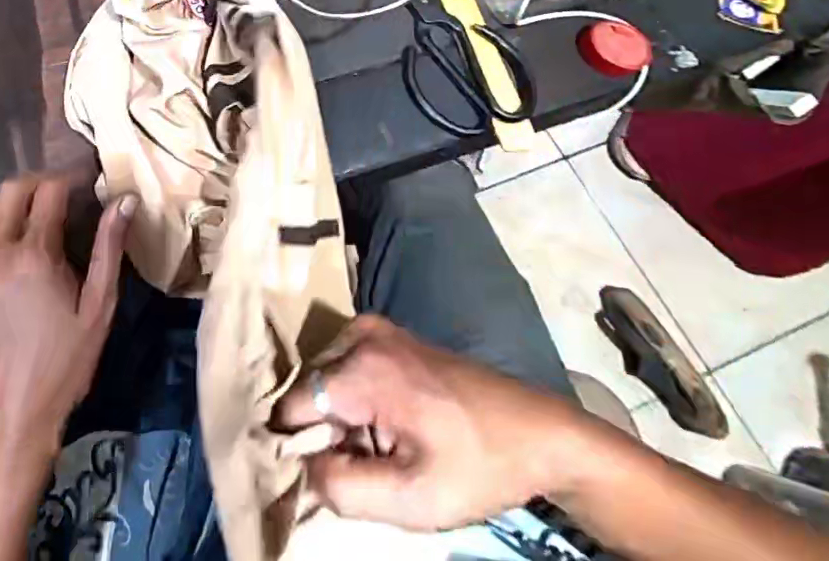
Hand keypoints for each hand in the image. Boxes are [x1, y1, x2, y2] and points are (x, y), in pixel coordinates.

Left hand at [0, 176, 133, 464]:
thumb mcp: (98, 309)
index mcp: (32, 256)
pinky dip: (0, 225)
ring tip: (46, 216)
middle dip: (41, 181)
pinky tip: (23, 248)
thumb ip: (110, 249)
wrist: (4, 422)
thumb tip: (125, 201)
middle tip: (69, 192)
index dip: (72, 177)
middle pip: (10, 189)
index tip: (92, 180)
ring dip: (16, 201)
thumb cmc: (61, 367)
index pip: (48, 191)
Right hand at [276, 315, 624, 530]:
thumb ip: (342, 488)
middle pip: (310, 392)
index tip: (328, 475)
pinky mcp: (387, 334)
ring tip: (381, 449)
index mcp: (360, 367)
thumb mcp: (412, 499)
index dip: (301, 447)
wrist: (536, 429)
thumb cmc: (477, 465)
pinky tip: (389, 428)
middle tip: (367, 466)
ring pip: (326, 382)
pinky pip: (346, 370)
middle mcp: (358, 334)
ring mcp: (374, 328)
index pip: (292, 407)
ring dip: (341, 419)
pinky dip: (356, 402)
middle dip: (325, 432)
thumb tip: (302, 465)